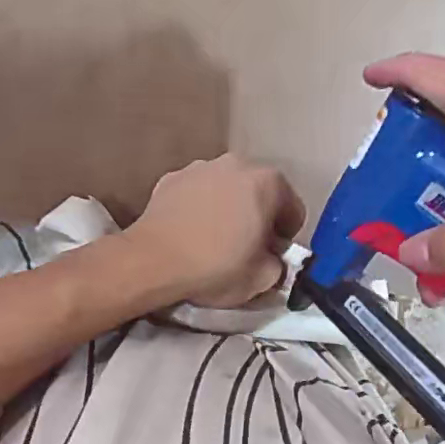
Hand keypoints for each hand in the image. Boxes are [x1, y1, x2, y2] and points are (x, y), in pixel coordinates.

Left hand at [120, 154, 305, 308]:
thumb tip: (272, 262)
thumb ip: (278, 267)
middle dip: (255, 219)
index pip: (293, 212)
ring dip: (225, 210)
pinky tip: (187, 234)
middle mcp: (237, 163)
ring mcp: (200, 167)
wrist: (151, 261)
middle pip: (258, 195)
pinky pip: (194, 195)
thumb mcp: (260, 280)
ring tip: (211, 242)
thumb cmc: (214, 267)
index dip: (284, 239)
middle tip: (242, 251)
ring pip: (225, 191)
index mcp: (269, 182)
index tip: (270, 258)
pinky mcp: (170, 178)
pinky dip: (196, 209)